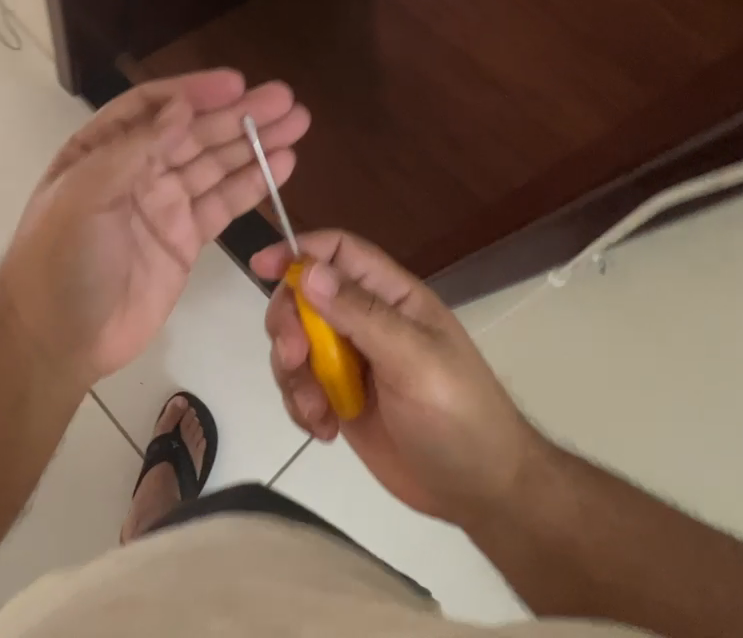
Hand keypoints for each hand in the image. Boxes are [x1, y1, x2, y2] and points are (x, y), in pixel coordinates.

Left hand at [0, 70, 309, 387]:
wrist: (58, 339)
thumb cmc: (59, 260)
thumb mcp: (84, 196)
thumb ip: (133, 150)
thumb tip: (182, 108)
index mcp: (101, 151)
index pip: (153, 108)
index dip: (194, 92)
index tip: (236, 83)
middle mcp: (136, 171)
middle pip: (193, 133)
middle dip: (238, 115)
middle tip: (285, 99)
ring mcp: (163, 206)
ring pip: (215, 165)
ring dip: (254, 143)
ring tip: (297, 121)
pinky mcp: (185, 241)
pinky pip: (223, 204)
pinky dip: (253, 184)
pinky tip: (283, 163)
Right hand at [254, 231, 543, 524]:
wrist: (480, 492)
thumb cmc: (458, 416)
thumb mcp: (413, 360)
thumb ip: (360, 314)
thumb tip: (308, 269)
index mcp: (391, 297)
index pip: (338, 252)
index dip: (299, 250)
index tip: (262, 267)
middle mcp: (365, 321)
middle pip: (303, 297)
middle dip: (288, 324)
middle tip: (295, 359)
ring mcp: (350, 361)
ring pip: (294, 343)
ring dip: (293, 375)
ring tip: (318, 411)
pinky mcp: (339, 399)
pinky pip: (298, 387)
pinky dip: (299, 406)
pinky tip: (325, 430)